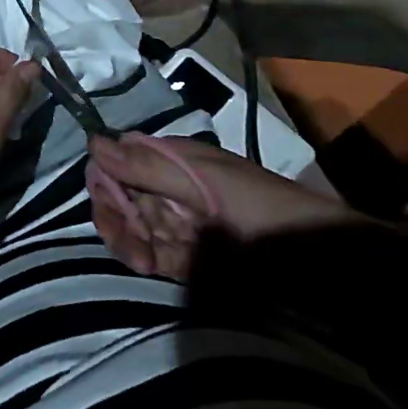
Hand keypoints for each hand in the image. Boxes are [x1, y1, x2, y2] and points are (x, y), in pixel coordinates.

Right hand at [87, 134, 358, 279]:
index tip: (110, 205)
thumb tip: (93, 142)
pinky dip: (144, 259)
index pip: (120, 165)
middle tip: (127, 243)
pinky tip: (148, 266)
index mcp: (172, 161)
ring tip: (142, 262)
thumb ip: (147, 166)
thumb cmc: (259, 206)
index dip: (107, 183)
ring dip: (128, 243)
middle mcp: (168, 188)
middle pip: (121, 200)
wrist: (314, 257)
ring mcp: (177, 223)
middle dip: (116, 220)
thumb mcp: (203, 180)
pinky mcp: (186, 256)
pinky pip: (151, 253)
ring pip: (132, 229)